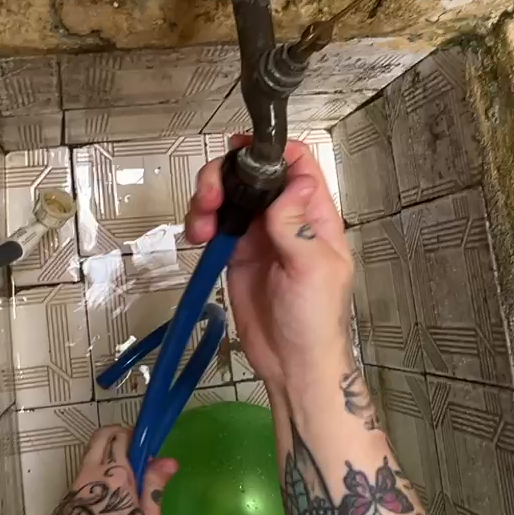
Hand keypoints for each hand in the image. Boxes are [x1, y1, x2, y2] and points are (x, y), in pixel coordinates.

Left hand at [39, 426, 177, 514]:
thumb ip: (154, 487)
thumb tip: (167, 460)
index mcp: (113, 476)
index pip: (120, 437)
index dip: (134, 438)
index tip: (145, 450)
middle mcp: (86, 478)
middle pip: (97, 442)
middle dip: (114, 440)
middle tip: (133, 459)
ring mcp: (68, 496)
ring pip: (86, 466)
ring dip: (102, 466)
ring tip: (122, 496)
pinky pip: (77, 491)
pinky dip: (92, 491)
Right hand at [183, 135, 354, 398]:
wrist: (291, 364)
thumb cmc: (315, 320)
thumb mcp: (313, 269)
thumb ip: (298, 225)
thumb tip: (295, 181)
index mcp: (313, 215)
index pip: (297, 164)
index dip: (270, 150)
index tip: (241, 150)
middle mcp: (284, 218)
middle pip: (252, 174)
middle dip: (225, 174)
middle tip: (209, 196)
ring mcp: (257, 234)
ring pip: (228, 195)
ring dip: (207, 198)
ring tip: (200, 222)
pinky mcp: (234, 252)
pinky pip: (213, 224)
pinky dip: (199, 221)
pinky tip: (198, 237)